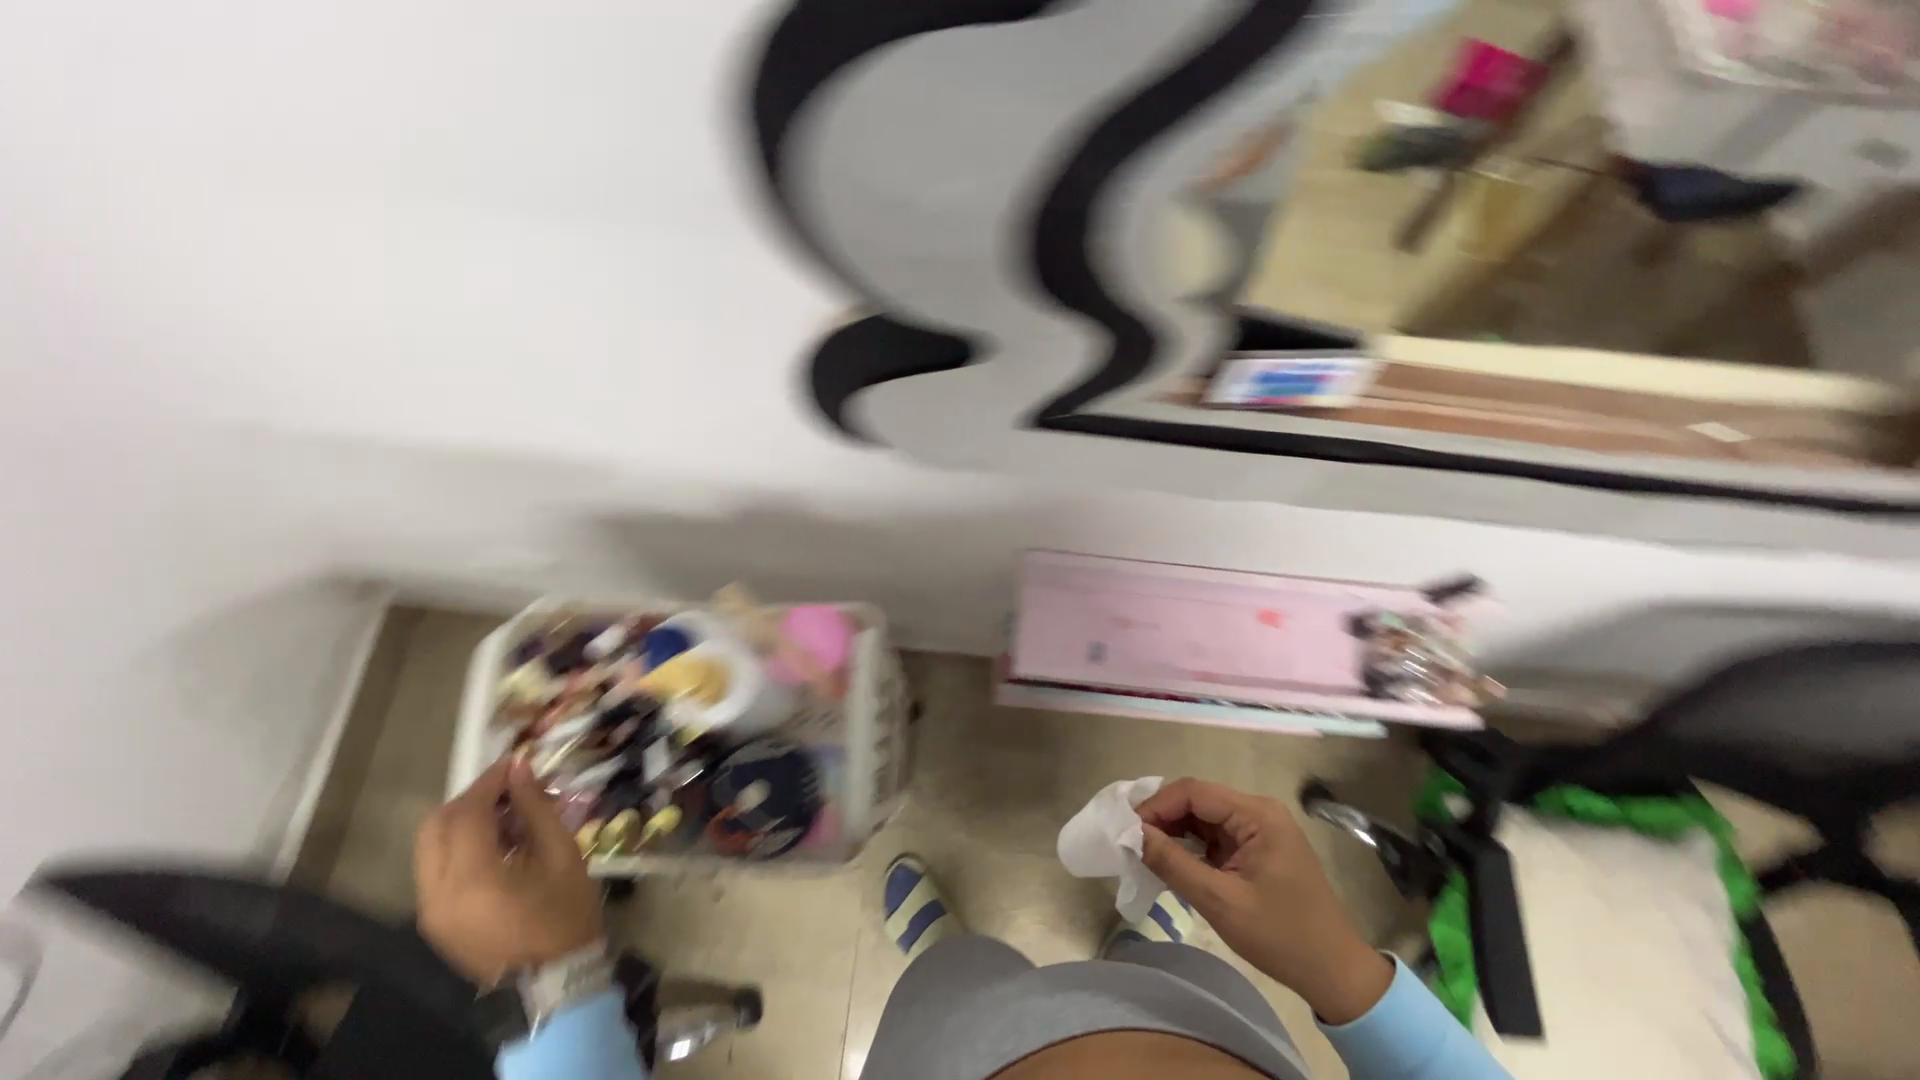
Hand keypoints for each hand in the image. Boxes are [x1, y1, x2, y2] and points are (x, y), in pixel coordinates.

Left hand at [414, 759, 604, 985]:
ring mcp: (429, 909)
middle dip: (470, 799)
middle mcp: (438, 893)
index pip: (466, 813)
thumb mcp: (562, 855)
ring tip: (503, 816)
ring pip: (429, 845)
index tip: (516, 762)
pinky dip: (457, 845)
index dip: (489, 781)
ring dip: (461, 820)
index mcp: (474, 878)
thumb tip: (520, 767)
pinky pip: (434, 868)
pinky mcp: (433, 919)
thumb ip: (536, 808)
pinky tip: (494, 845)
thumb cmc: (566, 914)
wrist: (553, 979)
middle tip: (508, 789)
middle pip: (435, 825)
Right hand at [1135, 778, 1392, 1024]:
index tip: (1128, 831)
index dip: (1156, 806)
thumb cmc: (1280, 935)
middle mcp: (1260, 812)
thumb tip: (1133, 834)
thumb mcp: (1220, 901)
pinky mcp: (1258, 848)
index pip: (1194, 791)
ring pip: (1204, 817)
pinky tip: (1172, 863)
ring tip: (1146, 853)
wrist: (1333, 971)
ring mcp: (1260, 830)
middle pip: (1198, 800)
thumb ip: (1173, 863)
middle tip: (1132, 843)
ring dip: (1175, 832)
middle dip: (1163, 818)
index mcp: (1258, 815)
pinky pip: (1215, 836)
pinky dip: (1191, 846)